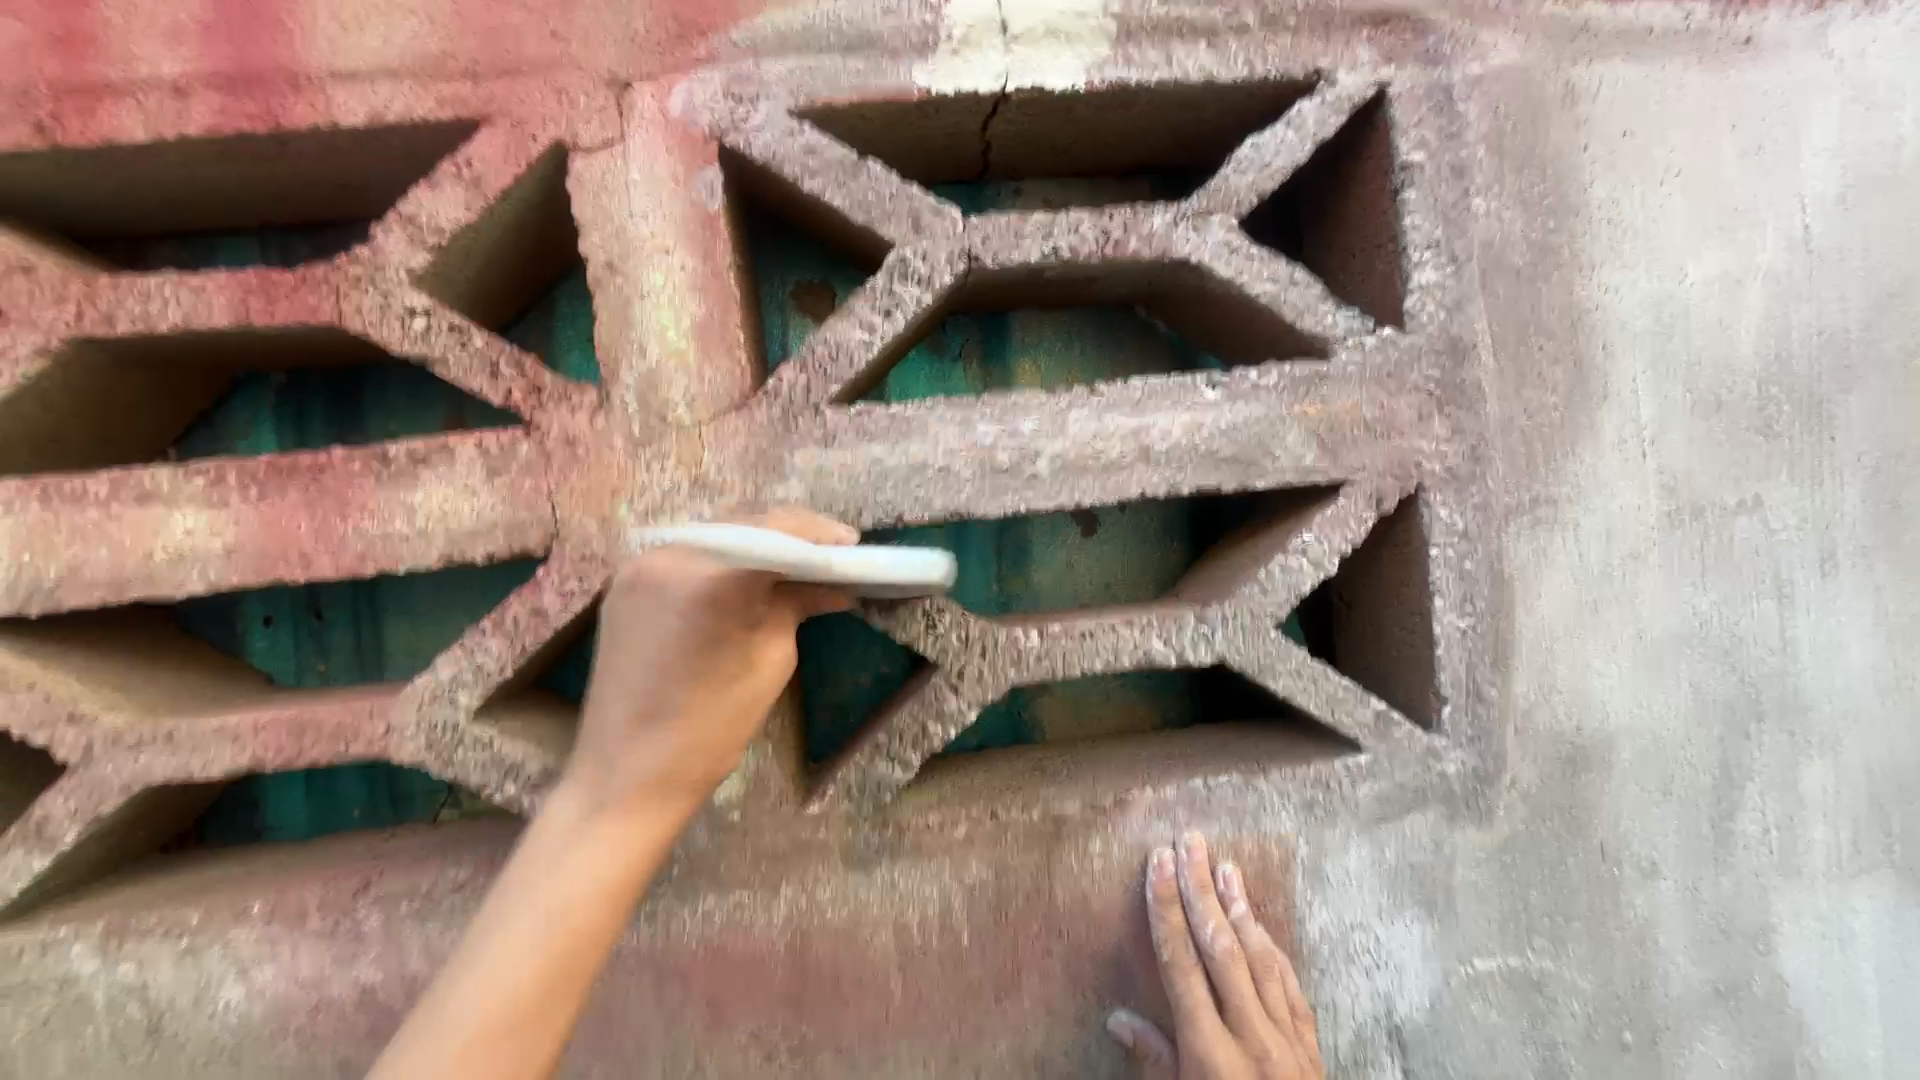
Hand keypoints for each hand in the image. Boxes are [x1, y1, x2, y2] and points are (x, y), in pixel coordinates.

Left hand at [558, 507, 855, 817]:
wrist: (627, 772)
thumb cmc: (711, 728)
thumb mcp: (772, 659)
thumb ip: (798, 604)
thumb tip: (832, 582)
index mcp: (711, 578)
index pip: (779, 530)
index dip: (820, 534)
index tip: (852, 545)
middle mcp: (670, 555)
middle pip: (745, 524)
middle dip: (791, 535)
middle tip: (830, 553)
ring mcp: (640, 565)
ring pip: (715, 534)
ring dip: (757, 541)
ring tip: (795, 562)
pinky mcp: (625, 581)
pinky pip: (687, 552)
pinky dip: (723, 555)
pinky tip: (748, 571)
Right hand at [1108, 832, 1324, 1079]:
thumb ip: (1153, 1063)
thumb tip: (1117, 1018)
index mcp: (1210, 1054)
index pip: (1180, 963)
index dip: (1166, 909)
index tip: (1158, 863)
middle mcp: (1252, 1039)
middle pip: (1221, 948)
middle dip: (1201, 890)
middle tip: (1190, 842)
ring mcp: (1289, 1043)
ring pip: (1260, 959)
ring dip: (1240, 908)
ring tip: (1225, 866)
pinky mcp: (1313, 1049)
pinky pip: (1292, 988)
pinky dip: (1273, 951)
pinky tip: (1261, 924)